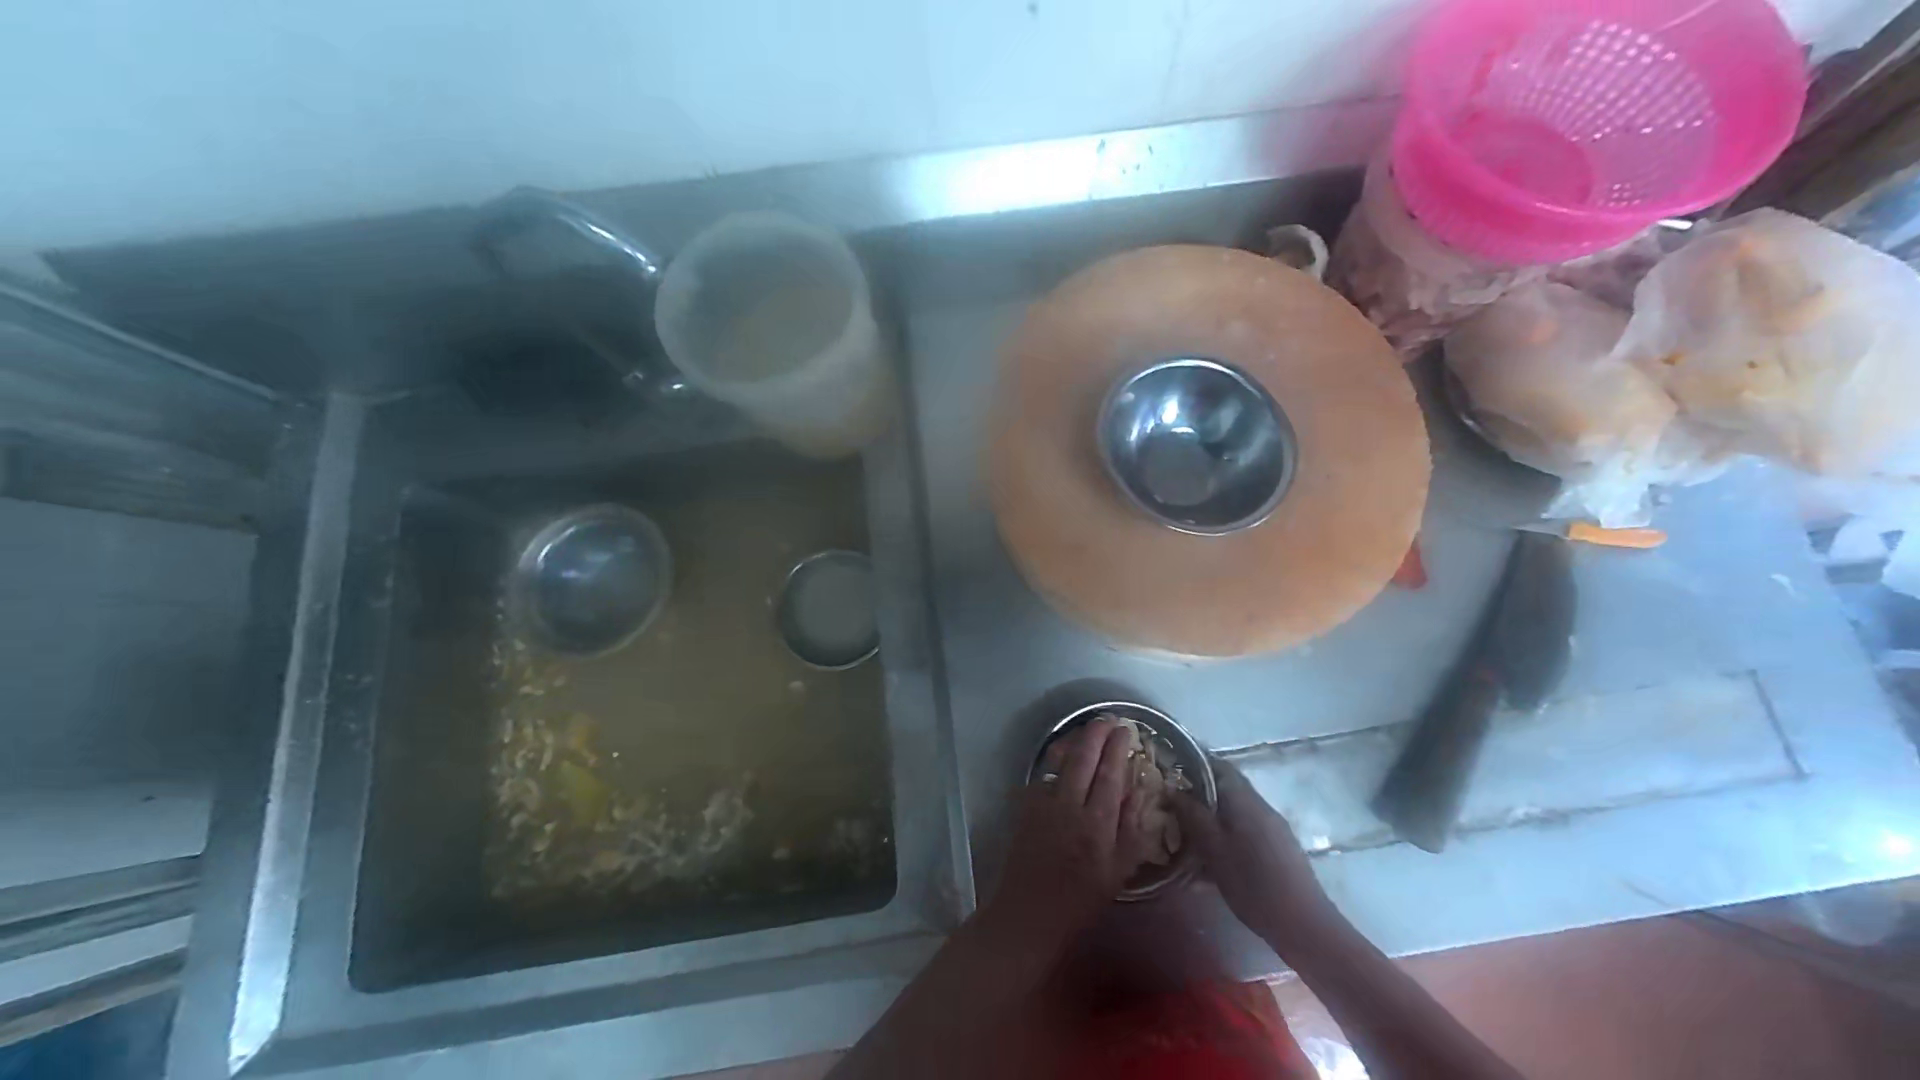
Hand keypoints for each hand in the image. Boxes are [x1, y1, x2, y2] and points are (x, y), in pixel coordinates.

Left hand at [981, 719, 1148, 945]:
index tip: (1126, 731)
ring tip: (1089, 729)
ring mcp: (1045, 804)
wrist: (1029, 914)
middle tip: (1108, 720)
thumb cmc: (1080, 901)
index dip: (1118, 749)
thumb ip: (1131, 831)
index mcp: (1098, 826)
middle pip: (1084, 758)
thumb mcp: (1118, 872)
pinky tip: (1065, 754)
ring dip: (1076, 740)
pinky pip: (1045, 773)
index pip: (1111, 775)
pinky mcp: (1027, 806)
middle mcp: (1071, 807)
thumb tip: (1140, 793)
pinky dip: (1057, 758)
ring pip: (1061, 760)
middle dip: (1096, 734)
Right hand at [1174, 758, 1340, 955]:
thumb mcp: (1214, 849)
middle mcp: (1262, 808)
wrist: (1303, 925)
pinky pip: (1245, 834)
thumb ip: (1193, 816)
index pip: (1219, 766)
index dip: (1194, 763)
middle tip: (1173, 808)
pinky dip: (1225, 840)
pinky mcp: (1279, 851)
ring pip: (1235, 815)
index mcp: (1246, 801)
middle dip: (1199, 797)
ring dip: (1211, 821)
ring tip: (1187, 840)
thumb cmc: (1252, 883)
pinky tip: (1210, 868)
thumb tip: (1174, 789)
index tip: (1171, 770)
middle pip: (1227, 790)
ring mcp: (1273, 830)